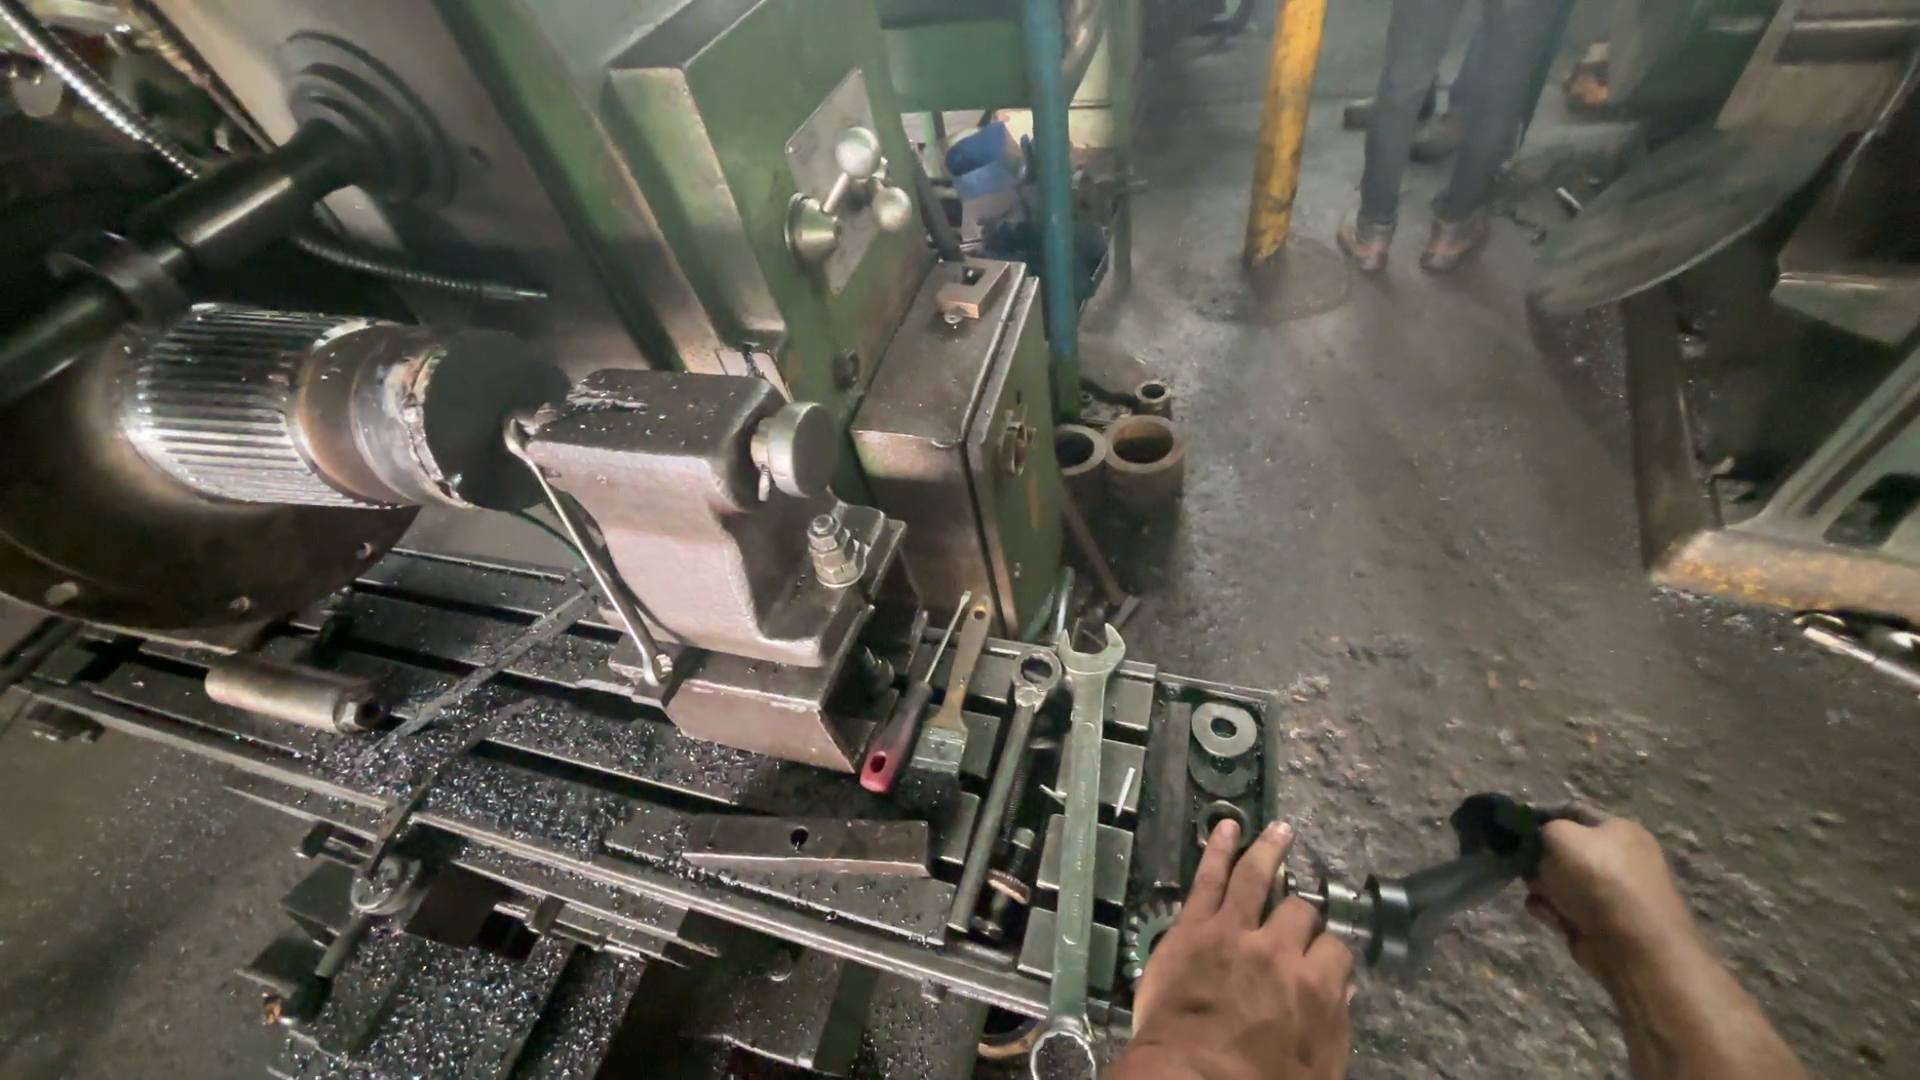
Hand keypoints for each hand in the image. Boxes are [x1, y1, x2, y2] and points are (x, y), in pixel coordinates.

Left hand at [1118, 819, 1352, 1079]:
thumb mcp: (1316, 1072)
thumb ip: (1334, 1027)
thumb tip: (1343, 988)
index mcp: (1314, 988)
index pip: (1337, 949)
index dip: (1332, 949)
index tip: (1325, 951)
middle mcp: (1277, 949)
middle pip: (1299, 911)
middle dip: (1302, 909)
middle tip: (1296, 908)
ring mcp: (1232, 930)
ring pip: (1255, 876)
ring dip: (1269, 849)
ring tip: (1279, 829)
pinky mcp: (1193, 925)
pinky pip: (1208, 877)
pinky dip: (1219, 848)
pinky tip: (1227, 827)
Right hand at [1526, 809, 1701, 982]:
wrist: (1637, 949)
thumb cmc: (1599, 880)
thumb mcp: (1559, 835)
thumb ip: (1538, 828)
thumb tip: (1533, 840)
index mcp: (1620, 830)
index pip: (1569, 810)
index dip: (1537, 816)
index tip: (1512, 828)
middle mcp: (1619, 858)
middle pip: (1560, 848)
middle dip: (1537, 857)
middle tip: (1525, 864)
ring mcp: (1611, 892)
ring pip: (1556, 878)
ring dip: (1540, 885)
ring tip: (1541, 895)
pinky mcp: (1601, 921)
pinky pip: (1562, 905)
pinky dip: (1550, 909)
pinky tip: (1550, 915)